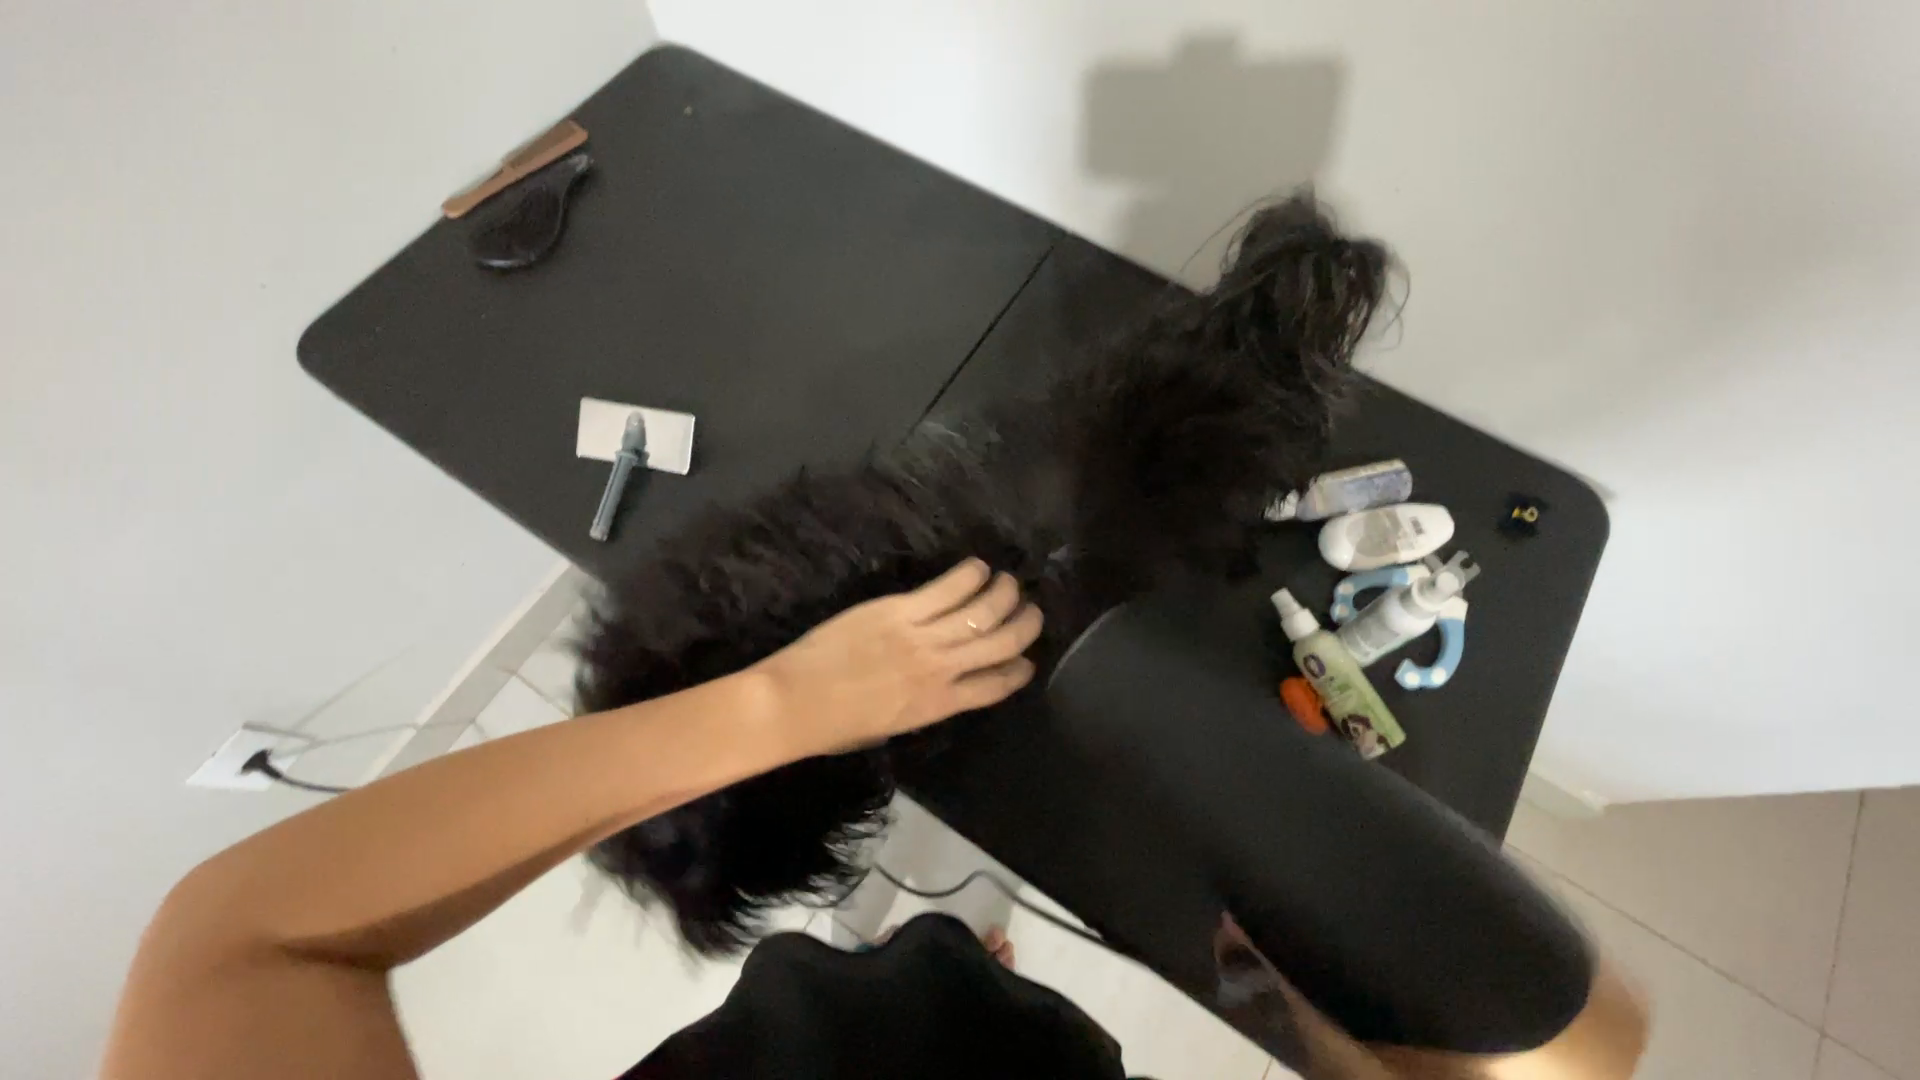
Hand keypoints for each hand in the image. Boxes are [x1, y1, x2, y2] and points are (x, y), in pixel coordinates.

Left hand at [751, 559, 1043, 757]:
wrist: (794, 703)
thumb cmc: (837, 726)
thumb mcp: (894, 727)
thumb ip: (927, 705)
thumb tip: (946, 686)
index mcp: (939, 706)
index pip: (996, 686)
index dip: (1019, 670)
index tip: (1028, 660)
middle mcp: (941, 669)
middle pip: (1000, 642)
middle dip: (1025, 625)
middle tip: (1032, 611)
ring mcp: (922, 637)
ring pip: (982, 611)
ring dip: (1004, 593)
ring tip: (1010, 582)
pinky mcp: (899, 610)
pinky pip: (947, 588)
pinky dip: (969, 575)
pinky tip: (978, 567)